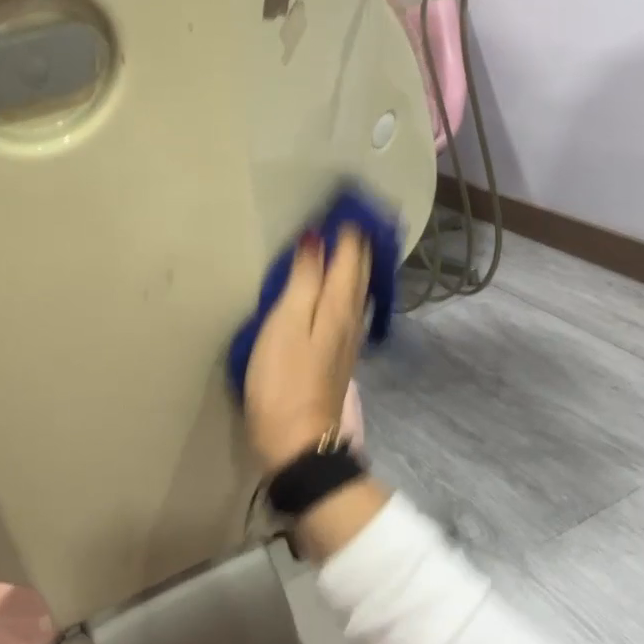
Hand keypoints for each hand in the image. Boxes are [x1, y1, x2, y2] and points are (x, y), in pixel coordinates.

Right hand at [244, 226, 371, 472]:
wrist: (297, 442)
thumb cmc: (283, 380)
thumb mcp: (285, 324)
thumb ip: (303, 280)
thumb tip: (317, 239)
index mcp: (337, 305)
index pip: (350, 256)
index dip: (349, 229)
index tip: (345, 200)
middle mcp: (350, 318)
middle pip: (359, 272)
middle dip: (359, 243)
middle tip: (354, 214)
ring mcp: (347, 340)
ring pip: (357, 290)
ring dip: (355, 263)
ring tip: (349, 242)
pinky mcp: (337, 357)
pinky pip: (348, 306)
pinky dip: (347, 286)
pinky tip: (338, 287)